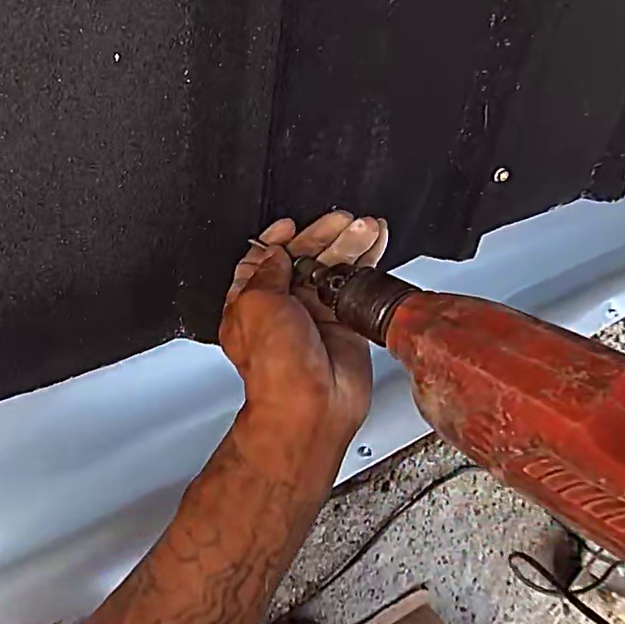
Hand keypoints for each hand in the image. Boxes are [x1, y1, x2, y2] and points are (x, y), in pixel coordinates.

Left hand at [220, 212, 388, 450]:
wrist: (310, 402)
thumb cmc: (275, 365)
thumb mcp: (257, 303)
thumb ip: (267, 272)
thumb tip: (276, 252)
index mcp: (249, 303)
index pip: (261, 261)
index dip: (276, 240)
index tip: (291, 225)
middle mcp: (281, 308)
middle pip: (301, 259)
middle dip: (322, 236)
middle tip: (341, 221)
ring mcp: (313, 315)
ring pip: (331, 268)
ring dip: (349, 243)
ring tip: (365, 227)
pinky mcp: (344, 323)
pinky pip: (355, 286)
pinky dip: (367, 262)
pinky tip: (375, 244)